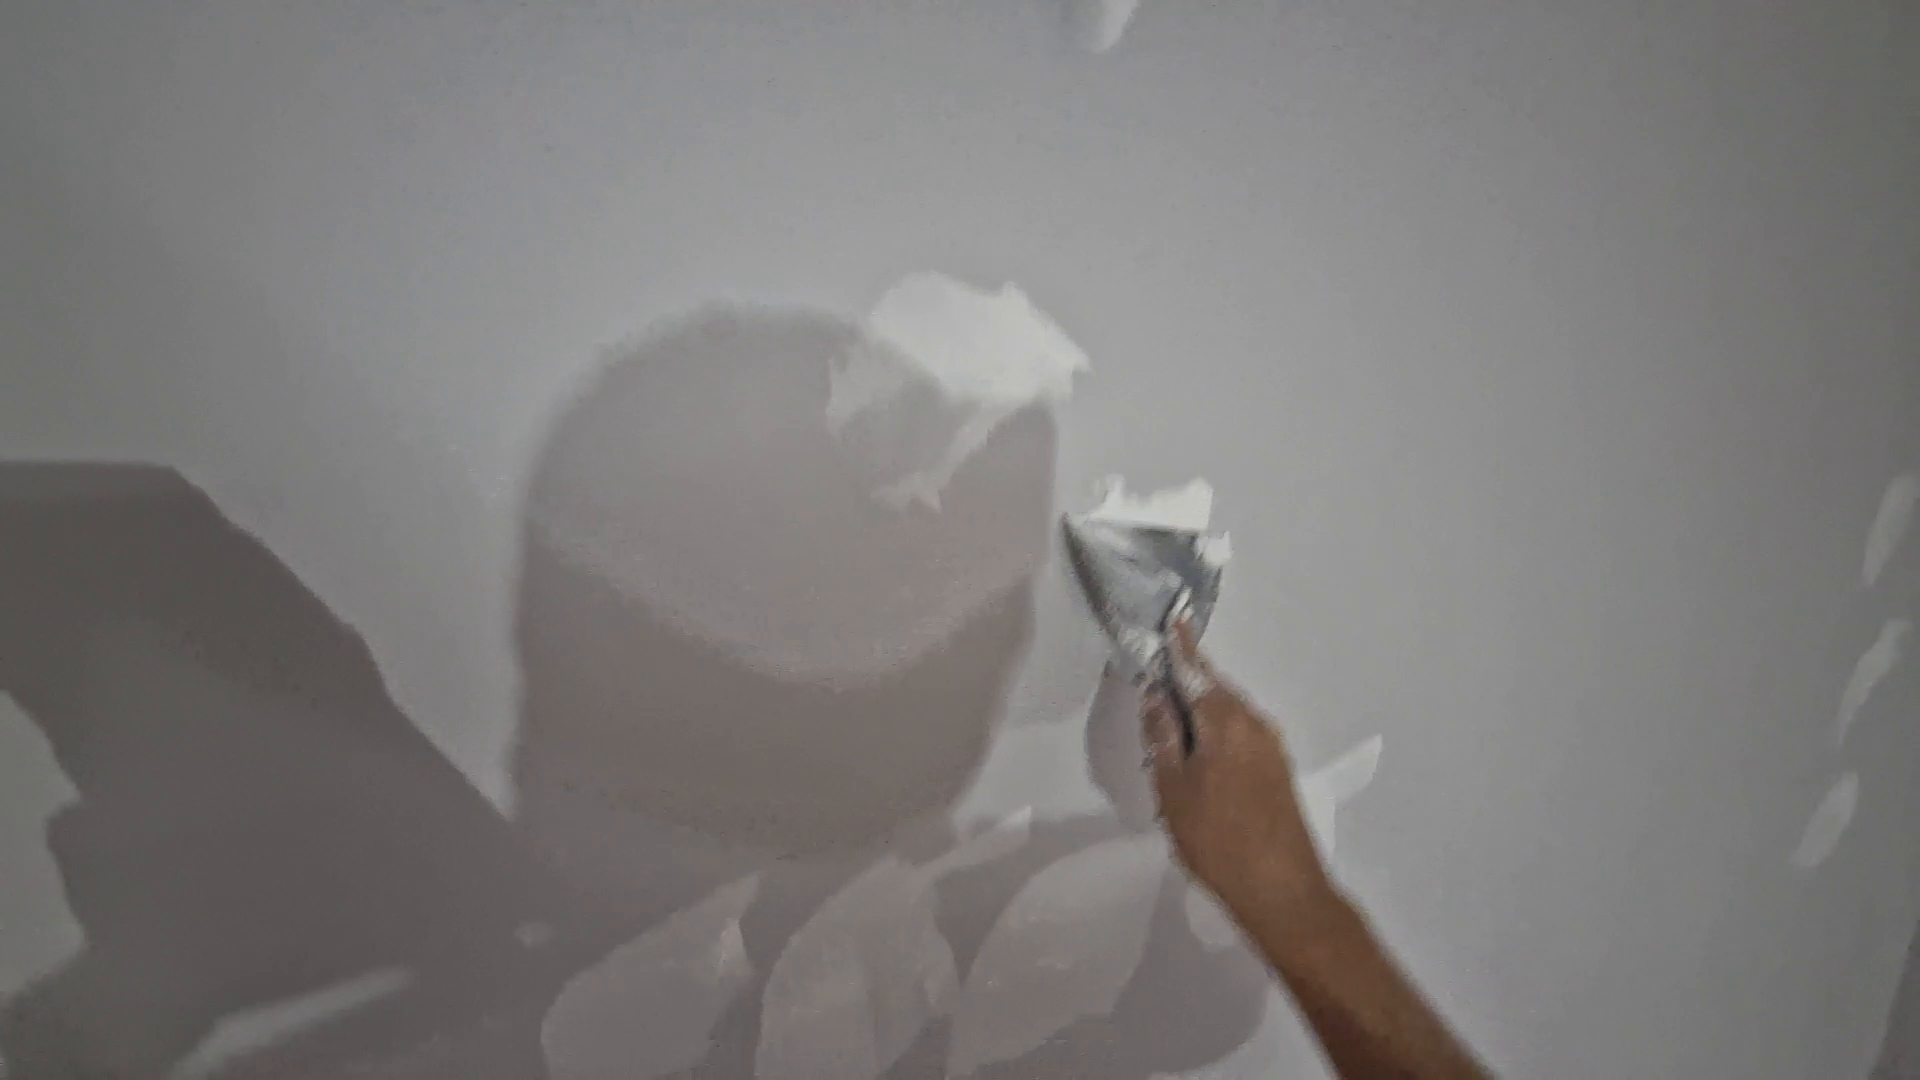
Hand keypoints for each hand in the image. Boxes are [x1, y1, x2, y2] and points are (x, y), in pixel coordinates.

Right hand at [1143, 621, 1334, 922]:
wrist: (1284, 892)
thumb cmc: (1217, 838)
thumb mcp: (1173, 788)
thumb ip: (1162, 737)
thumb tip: (1156, 696)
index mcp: (1226, 721)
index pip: (1196, 671)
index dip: (1181, 646)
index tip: (1174, 618)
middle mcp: (1254, 724)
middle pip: (1214, 689)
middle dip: (1186, 682)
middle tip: (1155, 689)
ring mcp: (1271, 747)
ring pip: (1227, 713)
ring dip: (1199, 710)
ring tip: (1170, 728)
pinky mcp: (1277, 769)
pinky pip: (1239, 733)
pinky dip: (1215, 730)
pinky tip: (1198, 753)